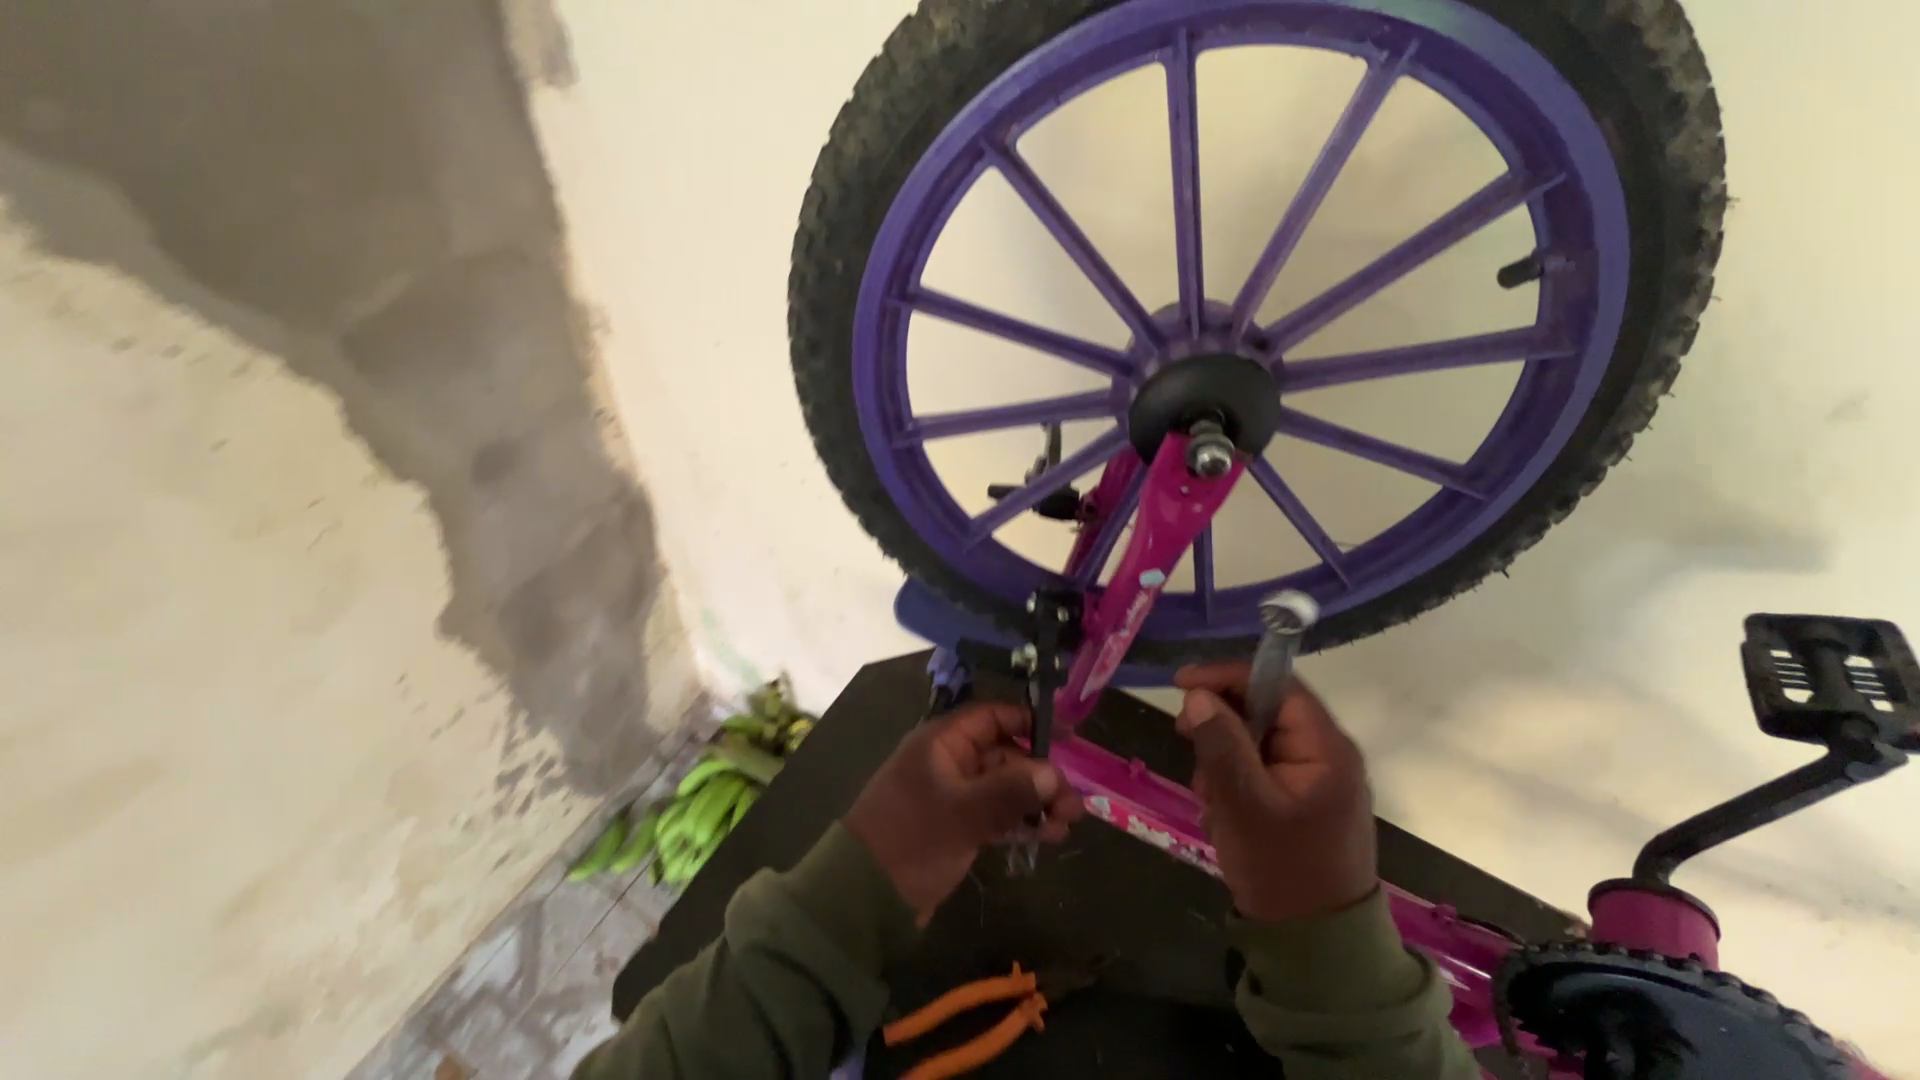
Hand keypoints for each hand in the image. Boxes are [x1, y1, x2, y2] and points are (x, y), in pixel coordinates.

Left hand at [843, 701, 1085, 923]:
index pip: (991, 717)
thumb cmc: (910, 840)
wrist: (864, 899)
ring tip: (1067, 823)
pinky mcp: (958, 827)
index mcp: (942, 743)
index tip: (1067, 739)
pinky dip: (1021, 821)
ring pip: (1005, 787)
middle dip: (1041, 774)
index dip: (1028, 722)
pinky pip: (997, 814)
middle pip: (1005, 755)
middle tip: (1074, 803)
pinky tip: (1049, 836)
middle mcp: (949, 762)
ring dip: (1036, 801)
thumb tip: (1055, 774)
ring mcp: (953, 796)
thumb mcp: (962, 813)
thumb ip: (1010, 791)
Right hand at [1174, 661, 1376, 922]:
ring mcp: (1315, 778)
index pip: (1278, 685)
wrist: (1316, 944)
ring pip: (1256, 741)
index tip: (1181, 685)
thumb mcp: (1243, 804)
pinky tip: (1221, 811)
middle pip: (1264, 710)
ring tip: (1210, 798)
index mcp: (1326, 747)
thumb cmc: (1282, 869)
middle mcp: (1327, 753)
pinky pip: (1260, 769)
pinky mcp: (1302, 801)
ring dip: (1223, 759)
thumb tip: (1197, 695)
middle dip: (1221, 726)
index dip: (1228, 677)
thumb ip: (1221, 745)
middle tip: (1186, 745)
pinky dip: (1234, 781)